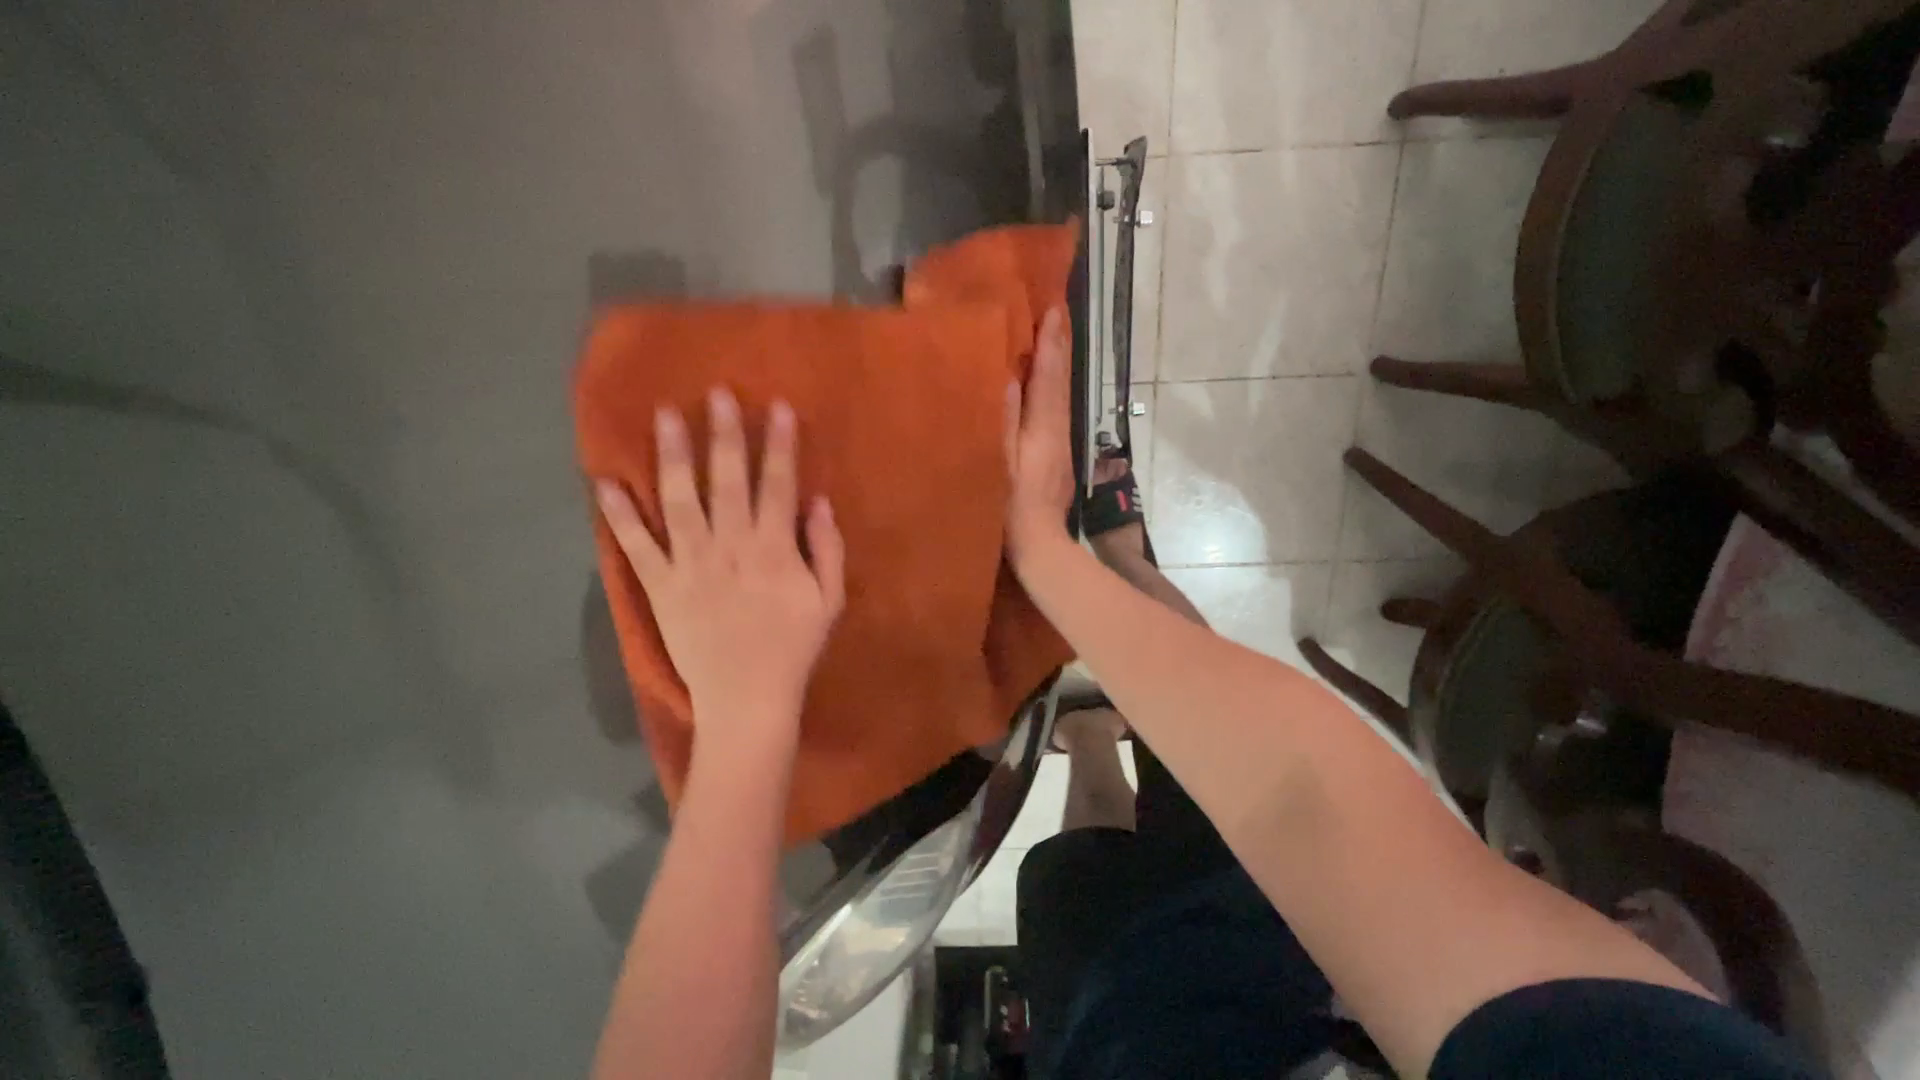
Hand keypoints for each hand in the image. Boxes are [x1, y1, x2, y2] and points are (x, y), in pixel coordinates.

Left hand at [596, 389, 845, 746]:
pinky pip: (636, 547)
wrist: (747, 698)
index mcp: (773, 549)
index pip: (778, 484)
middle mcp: (730, 547)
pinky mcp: (661, 586)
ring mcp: (691, 565)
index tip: (777, 407)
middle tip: (716, 393)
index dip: (779, 444)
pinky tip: (605, 483)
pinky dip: (620, 516)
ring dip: (672, 457)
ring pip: (681, 500)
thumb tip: (818, 501)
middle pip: (727, 480)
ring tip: (664, 416)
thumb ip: (826, 549)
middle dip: (724, 434)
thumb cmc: (793, 648)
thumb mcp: (829, 601)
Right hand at [1004, 306, 1076, 564]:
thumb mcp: (1000, 465)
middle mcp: (1059, 431)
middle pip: (1061, 382)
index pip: (1049, 378)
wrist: (1041, 547)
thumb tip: (1007, 381)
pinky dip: (1053, 389)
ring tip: (1051, 339)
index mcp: (1044, 429)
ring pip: (1061, 396)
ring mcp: (1062, 445)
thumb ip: (1004, 424)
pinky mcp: (1058, 458)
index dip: (1049, 344)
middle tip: (1055, 313)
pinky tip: (1045, 387)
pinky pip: (1056, 412)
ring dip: (1057, 365)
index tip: (1051, 310)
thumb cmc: (1012, 508)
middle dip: (1059, 346)